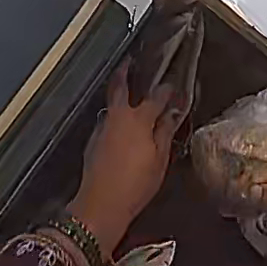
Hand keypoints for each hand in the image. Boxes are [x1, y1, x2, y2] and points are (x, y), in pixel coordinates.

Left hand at [69, 62, 183, 257]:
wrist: (101, 204)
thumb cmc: (136, 183)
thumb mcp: (160, 158)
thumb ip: (166, 132)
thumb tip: (173, 112)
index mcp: (138, 119)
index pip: (156, 96)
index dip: (166, 89)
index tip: (173, 84)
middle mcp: (118, 117)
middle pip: (120, 87)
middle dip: (125, 72)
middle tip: (130, 61)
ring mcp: (103, 127)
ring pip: (111, 103)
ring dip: (119, 92)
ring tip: (128, 89)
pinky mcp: (94, 140)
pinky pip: (107, 120)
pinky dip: (115, 115)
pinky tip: (122, 124)